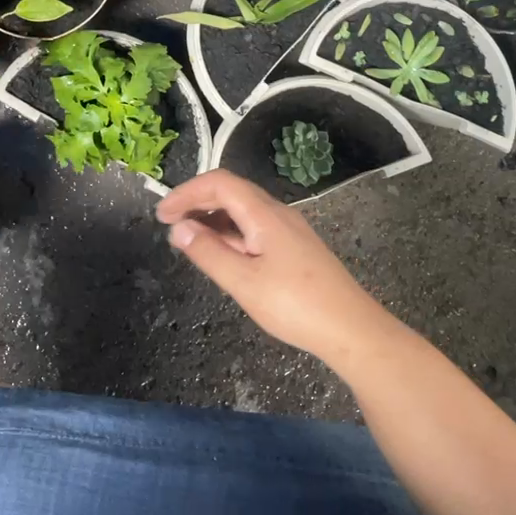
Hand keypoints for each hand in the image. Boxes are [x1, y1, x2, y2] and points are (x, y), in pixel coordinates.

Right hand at [156, 172, 394, 365]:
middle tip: (170, 225)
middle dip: (196, 202)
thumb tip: (178, 228)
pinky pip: (255, 227)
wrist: (353, 331)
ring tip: (190, 241)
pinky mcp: (295, 248)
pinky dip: (230, 233)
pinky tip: (223, 255)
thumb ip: (208, 253)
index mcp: (264, 214)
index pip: (219, 183)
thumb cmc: (296, 305)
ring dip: (213, 218)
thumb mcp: (244, 283)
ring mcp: (289, 230)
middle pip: (231, 192)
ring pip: (243, 210)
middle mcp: (277, 213)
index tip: (162, 215)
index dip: (186, 193)